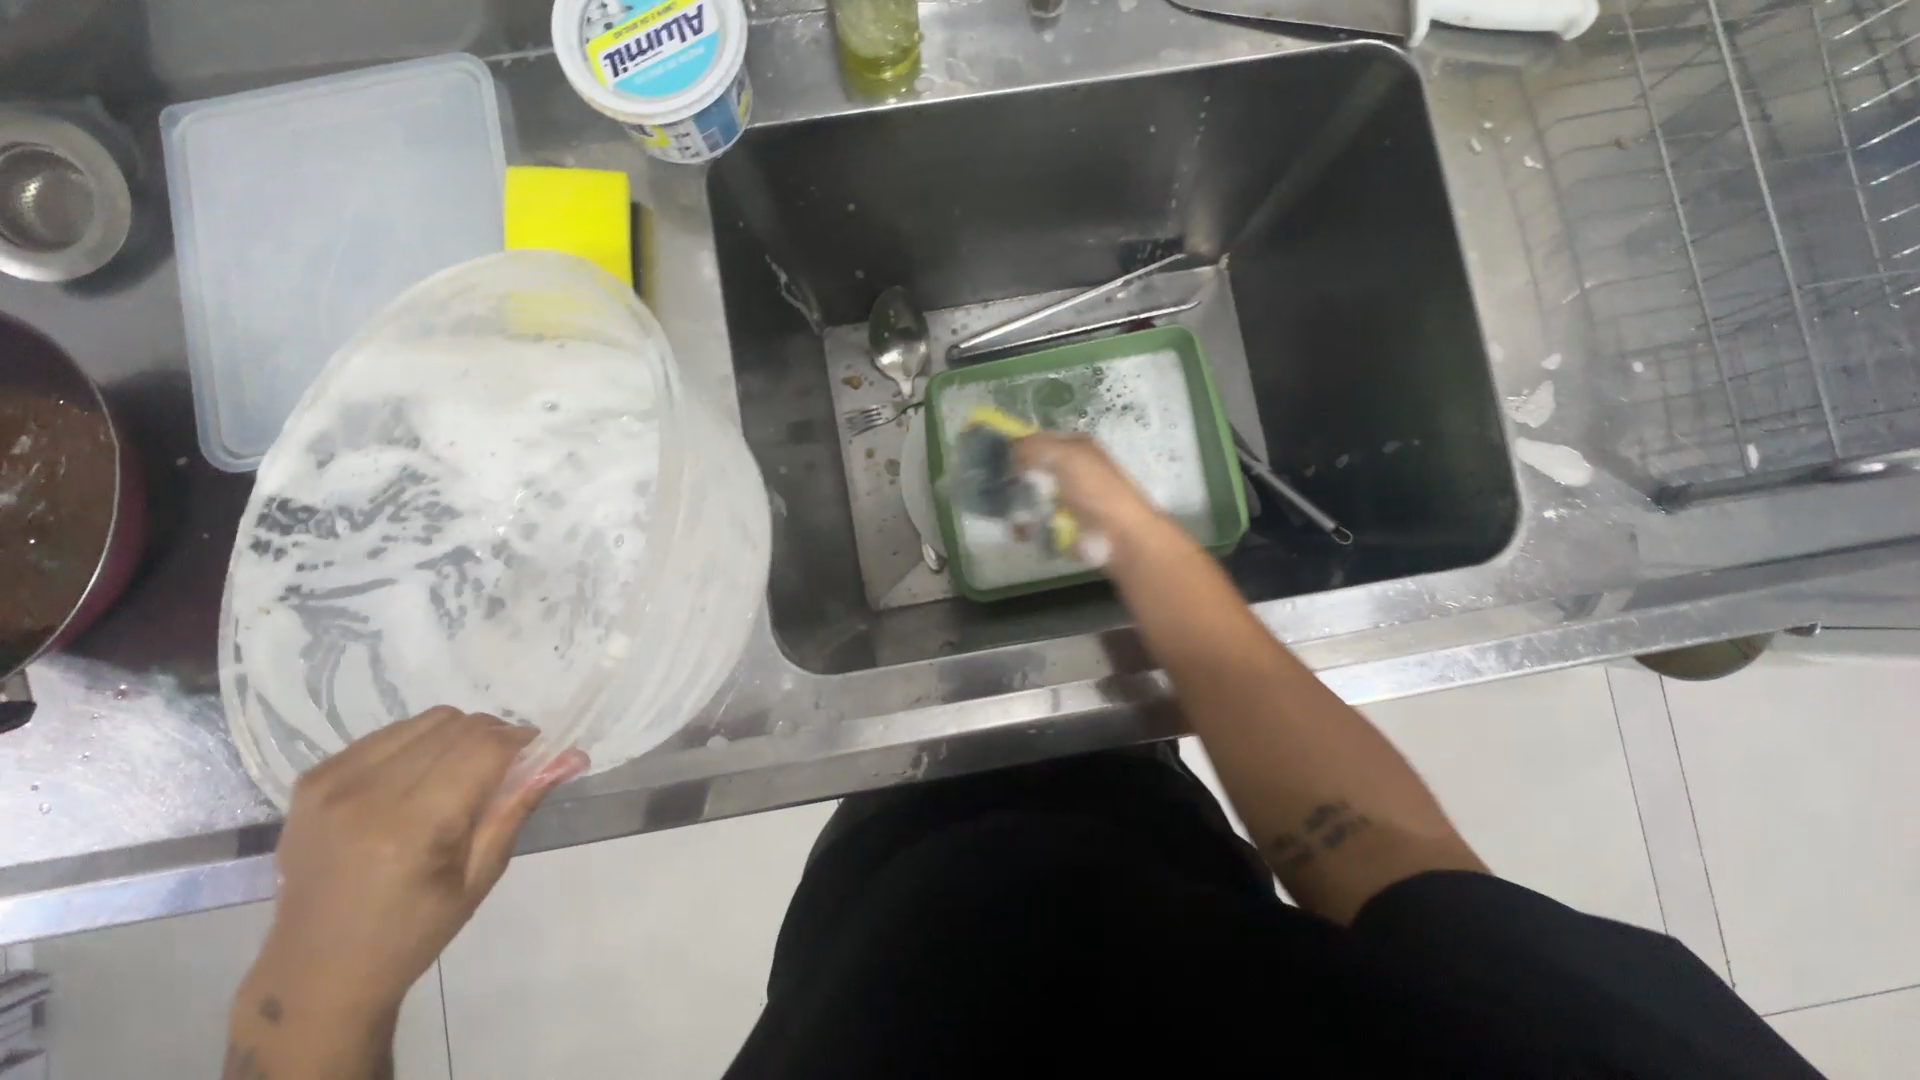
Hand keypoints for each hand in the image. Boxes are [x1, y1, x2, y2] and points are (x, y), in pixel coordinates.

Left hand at [244, 708, 587, 1025]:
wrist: (316, 971)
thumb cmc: (411, 934)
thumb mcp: (479, 877)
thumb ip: (519, 807)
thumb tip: (571, 756)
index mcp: (410, 829)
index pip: (484, 749)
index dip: (521, 742)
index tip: (537, 756)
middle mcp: (366, 795)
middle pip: (456, 726)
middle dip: (493, 738)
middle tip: (502, 772)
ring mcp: (331, 783)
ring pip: (425, 721)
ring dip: (456, 738)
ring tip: (458, 777)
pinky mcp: (312, 779)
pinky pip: (387, 734)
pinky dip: (418, 745)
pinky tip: (418, 781)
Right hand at [1015, 433, 1191, 570]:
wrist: (1120, 537)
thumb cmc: (1096, 491)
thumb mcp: (1066, 457)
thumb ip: (1034, 447)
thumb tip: (1009, 450)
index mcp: (1076, 447)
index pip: (1039, 439)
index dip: (1018, 446)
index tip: (998, 459)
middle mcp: (1072, 470)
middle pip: (1032, 470)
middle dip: (1016, 481)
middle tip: (1001, 490)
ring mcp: (1068, 500)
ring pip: (1031, 498)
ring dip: (1019, 507)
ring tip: (1012, 516)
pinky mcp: (1064, 525)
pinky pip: (1037, 522)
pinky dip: (1027, 527)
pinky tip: (1021, 532)